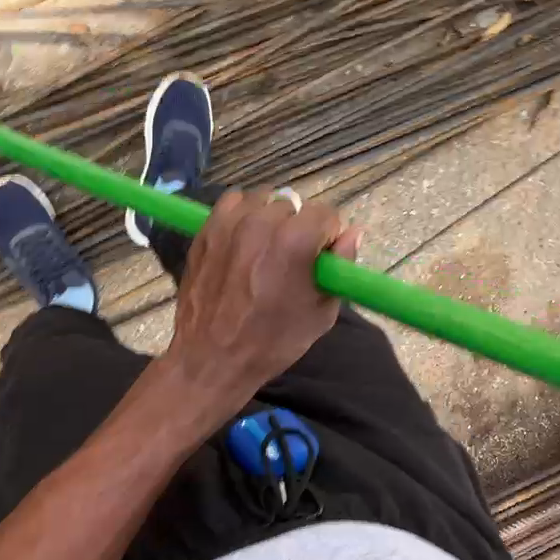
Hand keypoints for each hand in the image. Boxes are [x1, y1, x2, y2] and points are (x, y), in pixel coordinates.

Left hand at [160, 189, 359, 413]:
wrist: (211, 358)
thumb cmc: (272, 342)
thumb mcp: (321, 313)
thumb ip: (340, 267)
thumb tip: (352, 233)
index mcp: (296, 241)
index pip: (326, 214)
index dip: (328, 237)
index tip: (320, 259)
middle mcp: (263, 222)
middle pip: (294, 207)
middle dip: (298, 228)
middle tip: (290, 261)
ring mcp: (230, 223)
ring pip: (263, 201)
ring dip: (270, 219)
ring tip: (264, 250)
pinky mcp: (206, 230)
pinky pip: (232, 204)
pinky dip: (242, 215)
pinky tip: (243, 240)